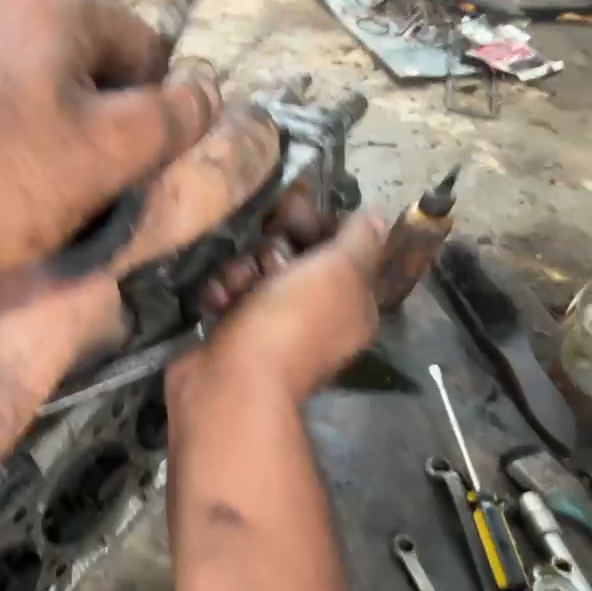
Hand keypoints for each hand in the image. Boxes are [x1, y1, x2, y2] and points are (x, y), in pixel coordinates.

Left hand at [0, 0, 218, 273]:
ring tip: (42, 204)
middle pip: (99, 79)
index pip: (151, 52)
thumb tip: (206, 94)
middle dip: (106, 136)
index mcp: (61, 6)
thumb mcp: (110, 151)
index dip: (157, 117)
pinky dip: (18, 161)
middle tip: (89, 194)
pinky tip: (3, 199)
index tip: (133, 171)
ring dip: (63, 155)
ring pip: (52, 109)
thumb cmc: (5, 181)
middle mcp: (11, 14)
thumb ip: (174, 118)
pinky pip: (7, 128)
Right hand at [178, 213, 387, 399]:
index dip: (320, 224)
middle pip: (295, 258)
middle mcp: (314, 316)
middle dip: (275, 249)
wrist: (232, 382)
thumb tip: (374, 216)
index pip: (342, 248)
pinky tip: (217, 301)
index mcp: (352, 304)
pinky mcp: (232, 334)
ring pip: (256, 273)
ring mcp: (271, 327)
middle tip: (267, 258)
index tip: (293, 208)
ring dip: (242, 270)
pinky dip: (220, 293)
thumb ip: (359, 237)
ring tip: (236, 286)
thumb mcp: (341, 269)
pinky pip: (228, 296)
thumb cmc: (293, 322)